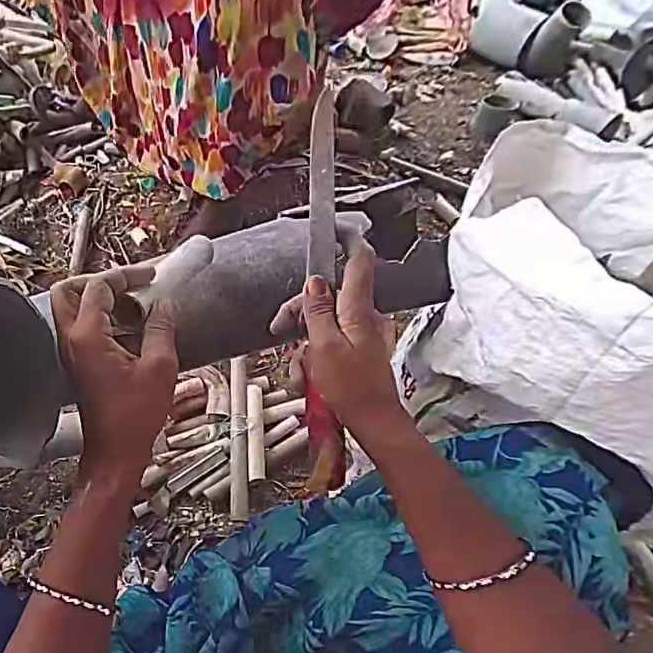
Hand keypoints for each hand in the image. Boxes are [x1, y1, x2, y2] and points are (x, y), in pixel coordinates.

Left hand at [50, 268, 177, 485]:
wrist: (116, 452)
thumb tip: (164, 308)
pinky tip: (132, 331)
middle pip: (69, 291)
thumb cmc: (132, 419)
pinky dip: (103, 321)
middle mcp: (71, 342)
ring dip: (101, 301)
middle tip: (129, 286)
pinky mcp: (79, 365)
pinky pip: (83, 330)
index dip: (126, 276)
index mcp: (87, 338)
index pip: (98, 287)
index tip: (148, 276)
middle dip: (100, 282)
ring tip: (135, 308)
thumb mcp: (160, 367)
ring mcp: (72, 354)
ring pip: (73, 309)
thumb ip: (161, 329)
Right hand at [275, 246, 403, 428]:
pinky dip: (316, 360)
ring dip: (305, 348)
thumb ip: (317, 312)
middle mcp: (365, 318)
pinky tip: (311, 380)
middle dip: (301, 316)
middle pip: (328, 298)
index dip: (346, 243)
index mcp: (359, 311)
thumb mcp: (324, 348)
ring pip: (324, 326)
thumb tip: (315, 282)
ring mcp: (363, 336)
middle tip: (280, 330)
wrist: (372, 422)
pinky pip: (331, 345)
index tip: (334, 229)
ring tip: (303, 373)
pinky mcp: (358, 352)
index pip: (358, 264)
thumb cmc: (352, 390)